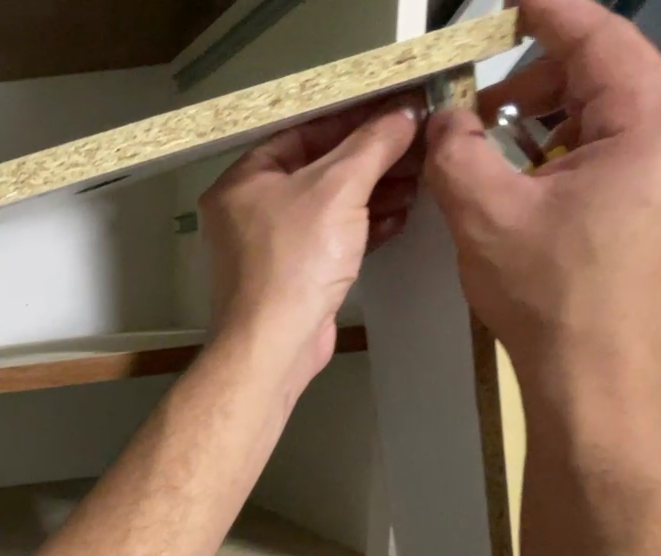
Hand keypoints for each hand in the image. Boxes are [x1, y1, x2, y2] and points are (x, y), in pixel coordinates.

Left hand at [199, 97, 422, 389]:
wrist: (274, 344)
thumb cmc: (296, 259)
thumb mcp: (338, 187)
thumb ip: (373, 143)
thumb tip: (404, 113)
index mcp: (240, 183)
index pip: (300, 133)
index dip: (353, 117)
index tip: (401, 106)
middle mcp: (245, 213)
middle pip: (316, 169)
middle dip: (370, 158)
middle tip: (419, 144)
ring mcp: (266, 247)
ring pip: (326, 206)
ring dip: (373, 192)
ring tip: (418, 180)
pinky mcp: (289, 275)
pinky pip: (328, 239)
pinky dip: (360, 227)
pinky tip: (398, 217)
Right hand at [423, 0, 660, 412]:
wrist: (591, 362)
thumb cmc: (545, 289)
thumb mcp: (484, 215)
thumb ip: (456, 154)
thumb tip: (443, 121)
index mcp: (651, 120)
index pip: (599, 38)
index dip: (548, 14)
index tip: (509, 4)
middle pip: (605, 71)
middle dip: (533, 83)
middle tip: (472, 114)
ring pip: (608, 109)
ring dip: (545, 119)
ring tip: (490, 150)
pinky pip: (615, 144)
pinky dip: (565, 148)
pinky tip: (526, 178)